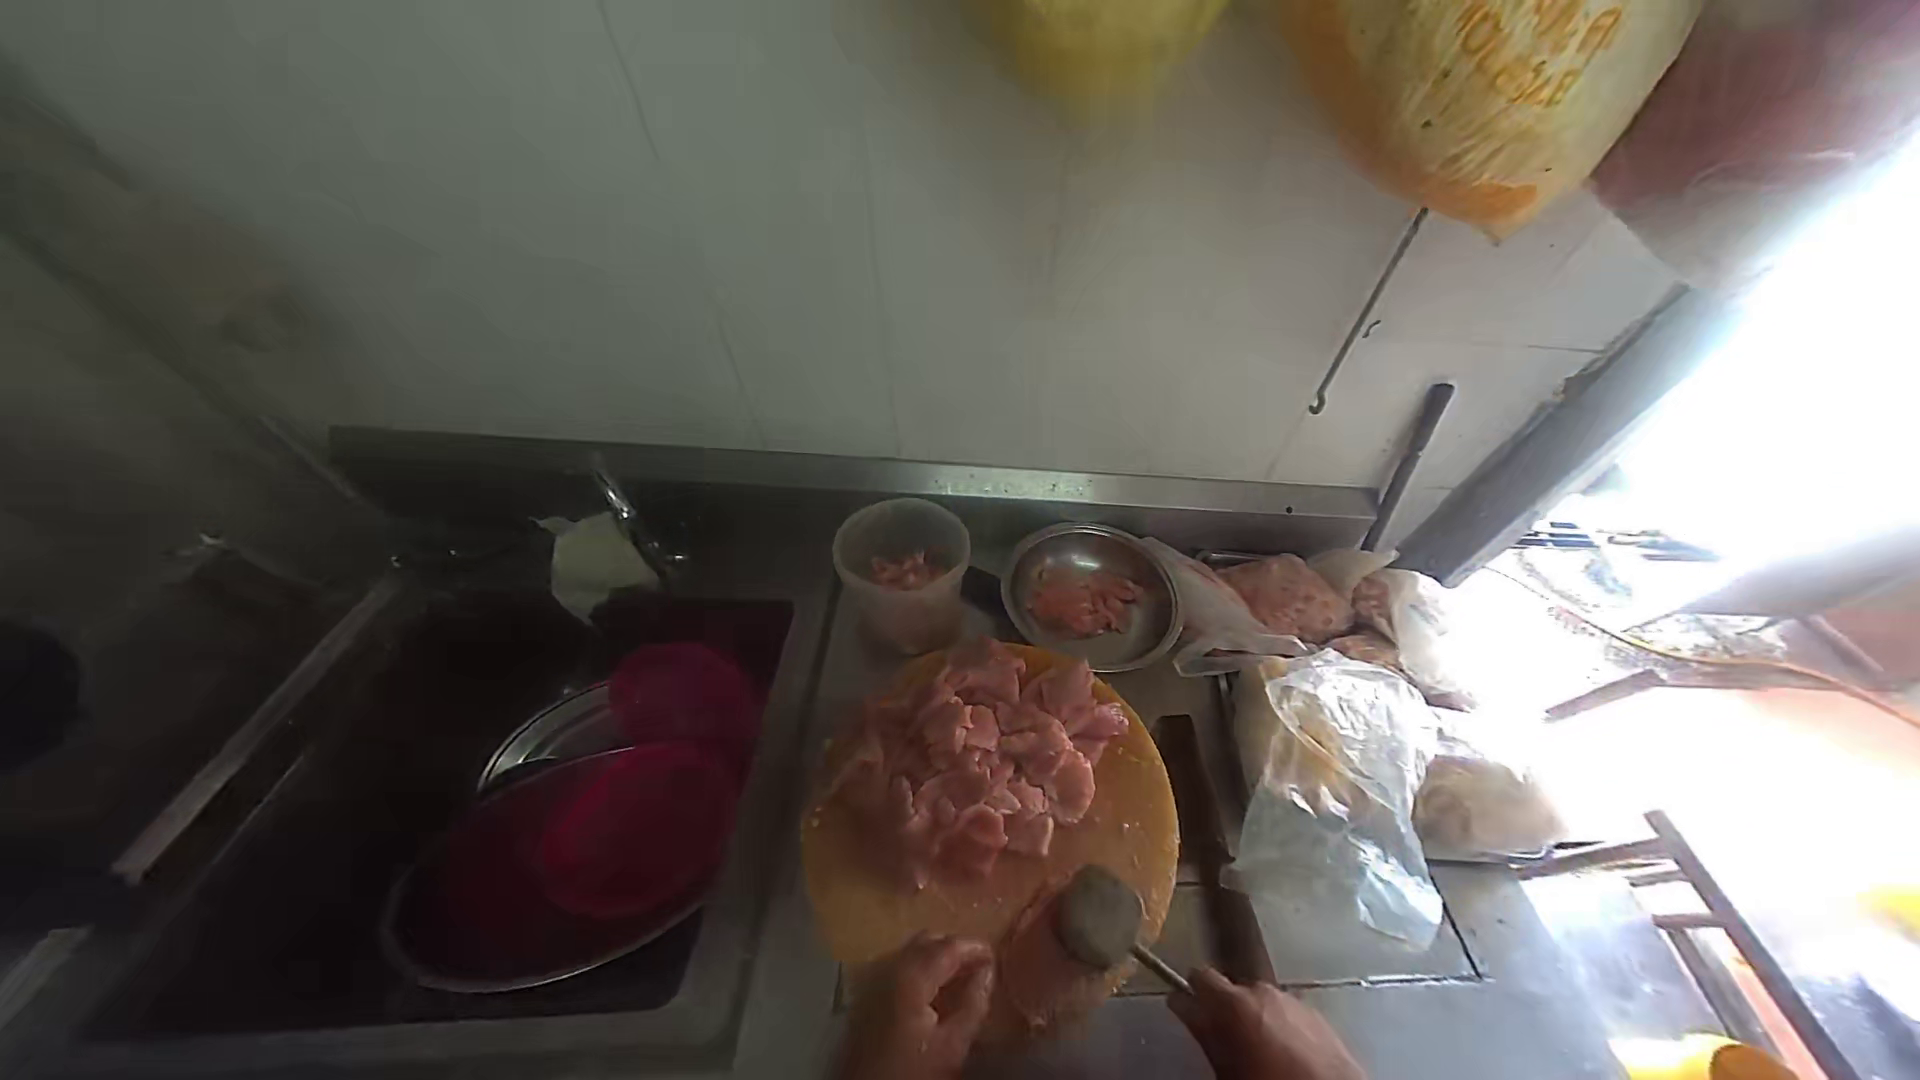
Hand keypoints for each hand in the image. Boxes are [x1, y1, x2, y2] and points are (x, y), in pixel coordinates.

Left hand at [838, 933, 993, 1079]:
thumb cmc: (910, 1075)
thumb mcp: (951, 1047)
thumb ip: (973, 1005)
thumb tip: (988, 972)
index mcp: (912, 974)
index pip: (949, 945)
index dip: (975, 947)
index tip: (994, 957)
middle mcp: (891, 965)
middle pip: (929, 940)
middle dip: (955, 948)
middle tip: (978, 967)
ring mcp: (876, 977)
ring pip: (913, 951)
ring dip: (937, 957)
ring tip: (959, 978)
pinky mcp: (868, 993)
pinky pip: (900, 965)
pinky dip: (920, 968)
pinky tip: (932, 991)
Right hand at [1168, 967, 1365, 1079]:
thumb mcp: (1228, 1072)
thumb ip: (1204, 1034)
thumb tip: (1181, 1003)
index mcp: (1232, 1003)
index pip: (1198, 977)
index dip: (1190, 993)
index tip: (1186, 1008)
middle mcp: (1259, 991)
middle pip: (1231, 988)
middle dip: (1225, 1007)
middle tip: (1227, 1039)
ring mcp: (1290, 1001)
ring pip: (1260, 1000)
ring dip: (1255, 1016)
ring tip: (1263, 1052)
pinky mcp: (1317, 1016)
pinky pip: (1287, 1013)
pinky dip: (1282, 1026)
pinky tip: (1290, 1057)